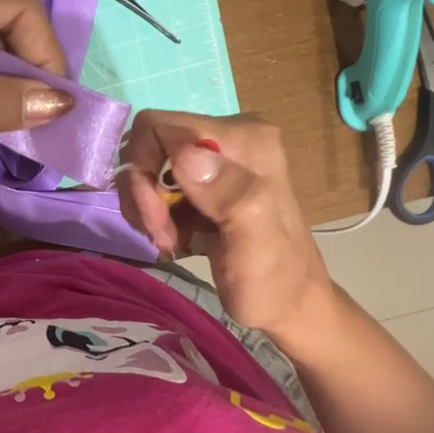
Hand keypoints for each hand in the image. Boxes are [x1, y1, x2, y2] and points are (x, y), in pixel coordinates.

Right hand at [118, 111, 340, 343]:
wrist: (289, 305)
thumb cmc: (274, 279)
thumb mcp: (255, 241)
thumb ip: (228, 193)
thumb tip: (185, 157)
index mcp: (244, 139)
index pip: (159, 127)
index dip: (144, 171)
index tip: (156, 218)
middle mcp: (229, 137)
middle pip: (148, 147)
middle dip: (145, 195)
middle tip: (162, 235)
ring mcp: (215, 160)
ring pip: (146, 169)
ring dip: (148, 210)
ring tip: (171, 241)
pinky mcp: (203, 182)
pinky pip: (154, 186)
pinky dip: (154, 216)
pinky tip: (175, 239)